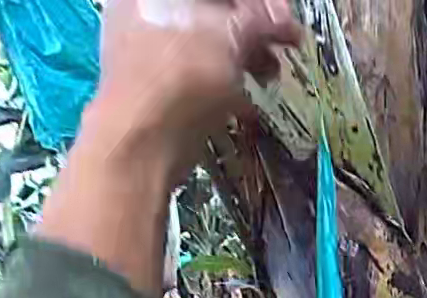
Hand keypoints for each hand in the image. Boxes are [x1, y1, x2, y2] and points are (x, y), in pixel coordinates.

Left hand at [37, 0, 298, 293]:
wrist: (136, 152)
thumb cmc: (171, 87)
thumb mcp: (221, 45)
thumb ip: (255, 26)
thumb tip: (289, 20)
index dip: (250, 3)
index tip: (284, 22)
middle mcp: (145, 17)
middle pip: (208, 12)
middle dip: (250, 28)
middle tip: (286, 47)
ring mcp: (152, 61)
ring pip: (208, 48)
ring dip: (245, 59)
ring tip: (276, 76)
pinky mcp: (164, 101)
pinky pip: (205, 80)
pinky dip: (232, 86)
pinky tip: (254, 100)